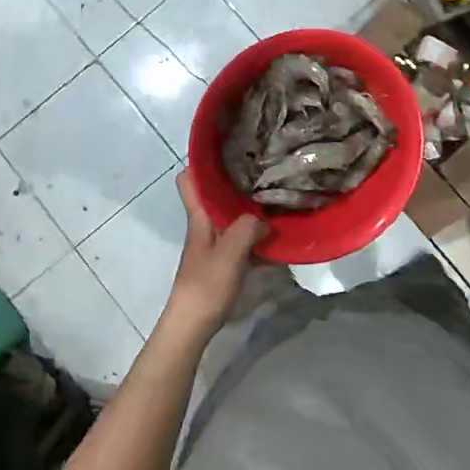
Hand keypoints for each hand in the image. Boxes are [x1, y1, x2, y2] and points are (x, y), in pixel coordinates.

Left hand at [161, 172, 265, 338]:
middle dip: (235, 182)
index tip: (225, 147)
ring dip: (249, 208)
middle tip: (265, 168)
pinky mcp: (225, 262)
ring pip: (231, 217)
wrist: (194, 322)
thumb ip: (246, 229)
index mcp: (199, 218)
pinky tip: (280, 235)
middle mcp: (204, 225)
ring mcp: (214, 244)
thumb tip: (262, 217)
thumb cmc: (206, 284)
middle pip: (214, 196)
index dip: (200, 161)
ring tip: (278, 195)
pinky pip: (243, 240)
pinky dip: (257, 234)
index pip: (189, 180)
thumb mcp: (229, 253)